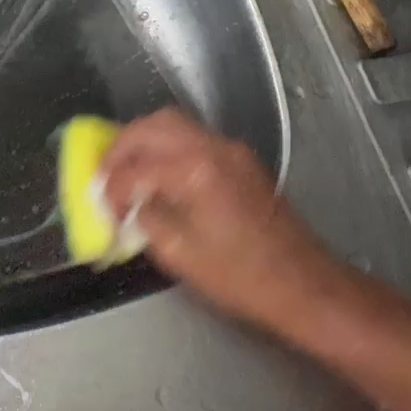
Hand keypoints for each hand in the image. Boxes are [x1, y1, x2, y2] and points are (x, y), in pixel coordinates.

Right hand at [98, 107, 349, 327]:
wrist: (307, 286)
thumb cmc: (243, 278)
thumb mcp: (178, 254)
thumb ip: (144, 219)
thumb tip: (126, 205)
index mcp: (193, 172)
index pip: (133, 168)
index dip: (111, 188)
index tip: (103, 208)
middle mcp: (212, 149)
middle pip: (149, 127)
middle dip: (119, 148)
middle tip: (105, 175)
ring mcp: (230, 150)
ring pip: (171, 123)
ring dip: (142, 142)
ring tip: (127, 170)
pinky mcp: (241, 160)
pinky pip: (192, 136)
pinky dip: (166, 146)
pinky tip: (159, 173)